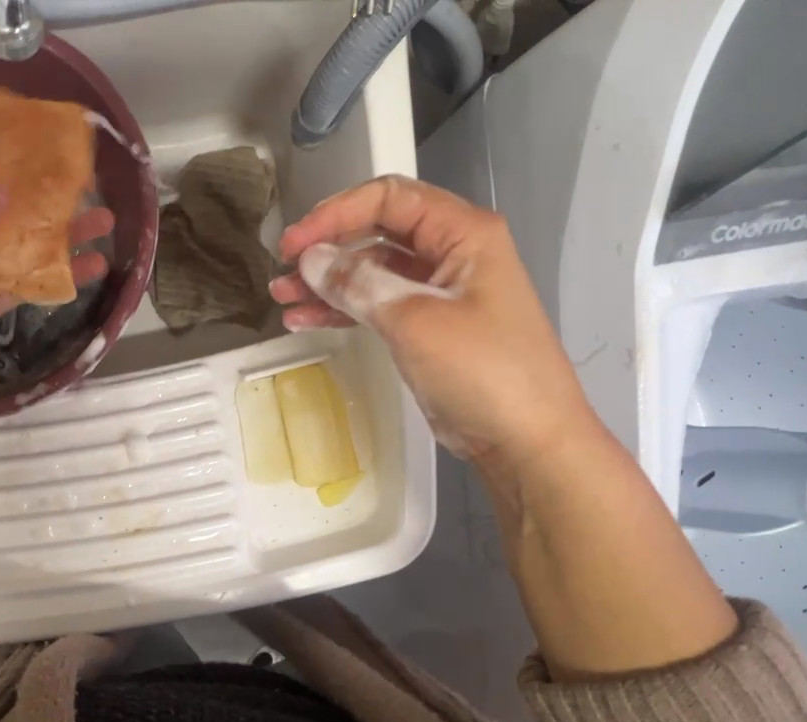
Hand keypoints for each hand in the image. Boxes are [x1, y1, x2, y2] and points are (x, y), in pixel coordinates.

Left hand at [0, 178, 114, 407]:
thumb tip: (2, 191)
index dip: (1, 162)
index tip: (38, 148)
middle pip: (8, 210)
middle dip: (45, 199)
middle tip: (85, 185)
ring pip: (25, 246)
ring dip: (62, 235)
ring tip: (100, 222)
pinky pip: (28, 285)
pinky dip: (58, 276)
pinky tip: (89, 265)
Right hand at [269, 175, 598, 469]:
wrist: (524, 437)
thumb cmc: (483, 371)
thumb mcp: (416, 321)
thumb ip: (360, 284)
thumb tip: (311, 260)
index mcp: (463, 234)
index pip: (389, 199)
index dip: (335, 214)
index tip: (293, 244)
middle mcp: (451, 253)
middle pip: (377, 232)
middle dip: (327, 248)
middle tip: (282, 272)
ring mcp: (438, 292)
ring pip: (371, 271)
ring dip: (327, 282)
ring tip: (282, 299)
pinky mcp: (426, 327)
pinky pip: (376, 305)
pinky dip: (341, 310)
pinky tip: (305, 320)